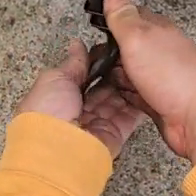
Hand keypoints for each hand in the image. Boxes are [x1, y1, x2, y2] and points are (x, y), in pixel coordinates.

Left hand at [15, 40, 148, 156]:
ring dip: (128, 84)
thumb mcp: (56, 78)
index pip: (82, 77)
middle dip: (115, 72)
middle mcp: (78, 112)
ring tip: (141, 65)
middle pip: (102, 89)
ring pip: (118, 100)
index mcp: (59, 97)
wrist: (57, 151)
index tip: (111, 48)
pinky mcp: (114, 135)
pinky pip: (130, 117)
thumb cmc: (47, 113)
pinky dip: (139, 102)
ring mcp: (97, 124)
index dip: (96, 62)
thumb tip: (77, 45)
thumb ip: (73, 63)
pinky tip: (148, 84)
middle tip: (129, 55)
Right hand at [102, 0, 195, 162]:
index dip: (109, 21)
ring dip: (113, 77)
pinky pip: (133, 95)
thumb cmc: (176, 77)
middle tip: (93, 62)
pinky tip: (114, 99)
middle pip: (126, 48)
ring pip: (128, 73)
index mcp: (158, 30)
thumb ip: (122, 14)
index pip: (130, 16)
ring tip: (99, 82)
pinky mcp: (157, 101)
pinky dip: (122, 96)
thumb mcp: (139, 37)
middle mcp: (160, 52)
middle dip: (108, 55)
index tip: (93, 27)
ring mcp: (159, 78)